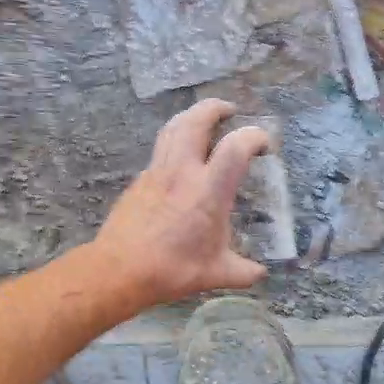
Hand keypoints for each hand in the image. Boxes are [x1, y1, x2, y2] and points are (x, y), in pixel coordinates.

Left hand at [93, 99, 271, 305]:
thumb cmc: (171, 271)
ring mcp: (157, 172)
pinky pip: (160, 148)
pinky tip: (180, 156)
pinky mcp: (140, 179)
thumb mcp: (215, 274)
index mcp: (208, 192)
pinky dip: (175, 140)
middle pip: (196, 120)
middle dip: (215, 108)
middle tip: (230, 111)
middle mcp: (182, 172)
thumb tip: (260, 274)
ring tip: (204, 120)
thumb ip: (243, 271)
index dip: (254, 136)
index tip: (264, 144)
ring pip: (173, 127)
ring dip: (191, 116)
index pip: (235, 147)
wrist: (118, 270)